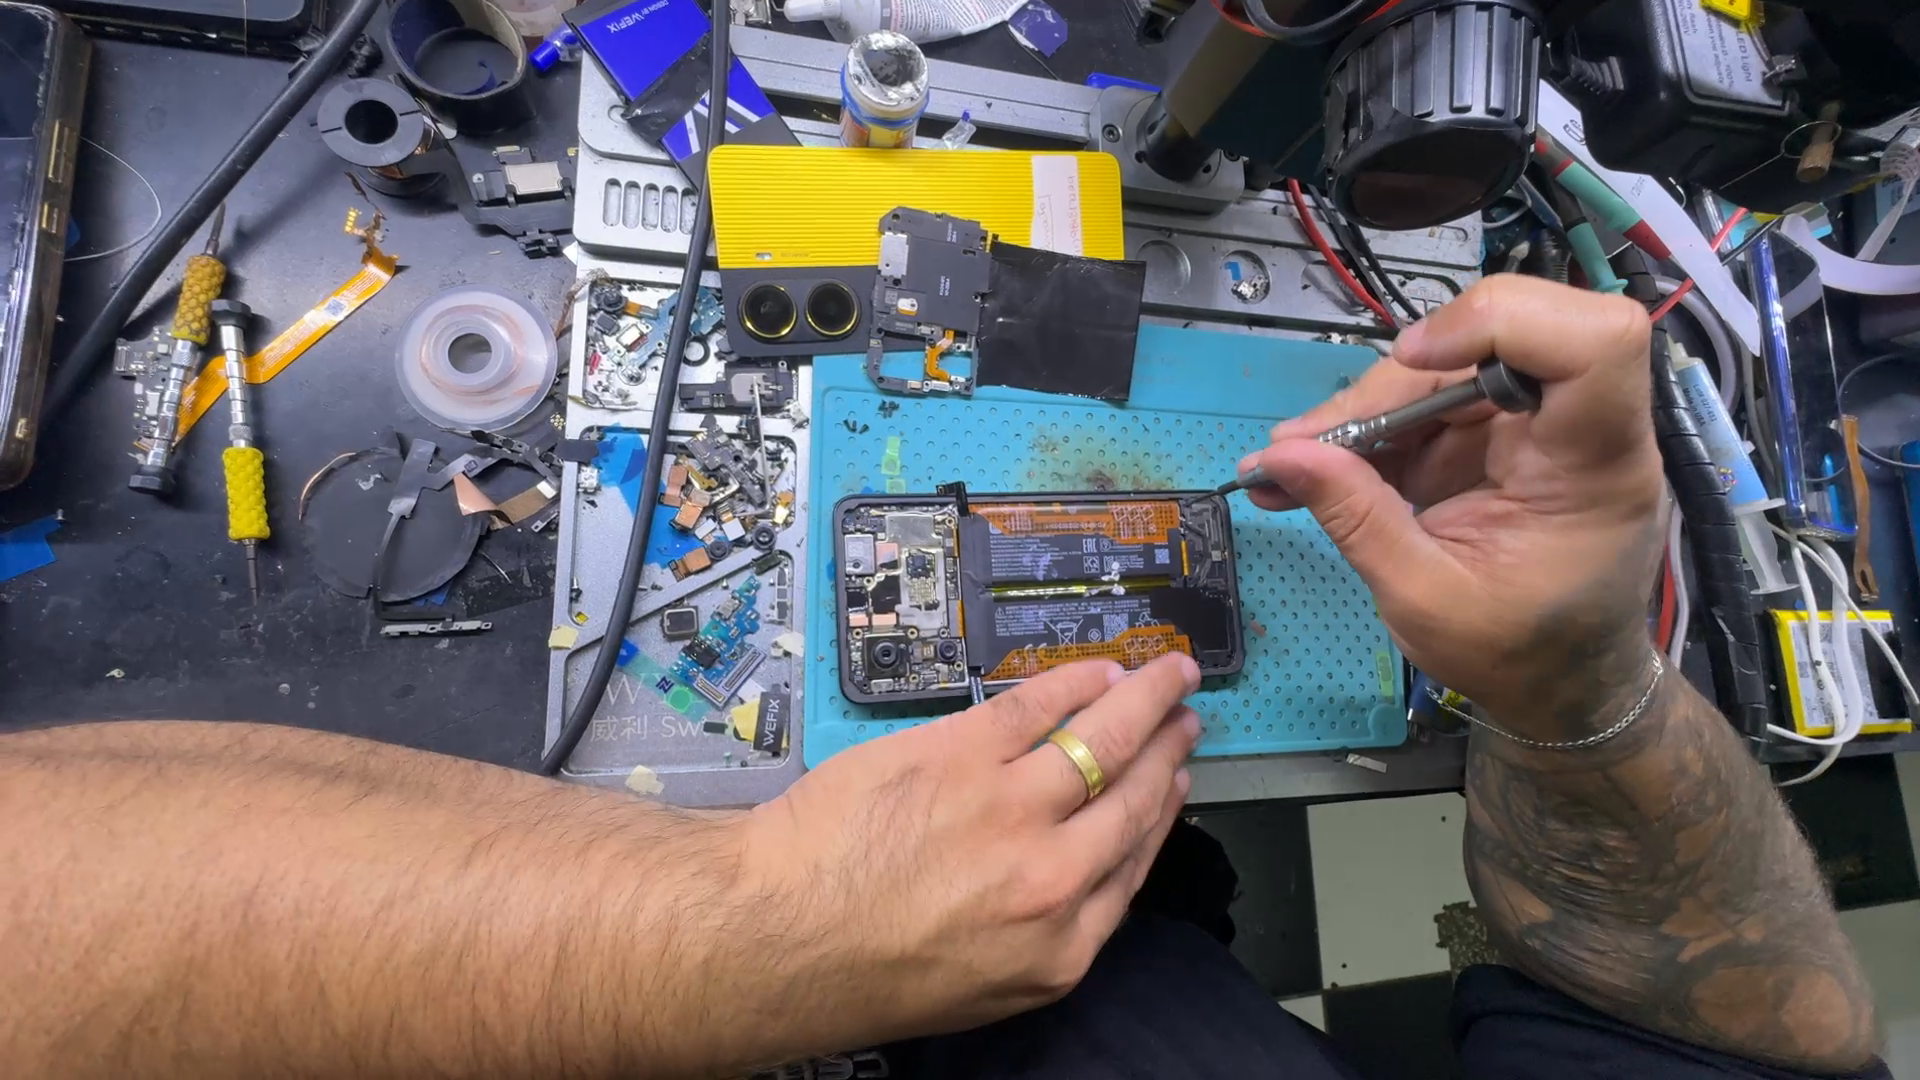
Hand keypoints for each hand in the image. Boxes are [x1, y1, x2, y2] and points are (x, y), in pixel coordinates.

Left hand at [736, 654, 1200, 1058]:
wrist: (779, 934)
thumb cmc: (865, 965)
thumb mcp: (980, 980)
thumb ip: (1043, 926)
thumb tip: (1078, 862)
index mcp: (1059, 941)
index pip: (1136, 859)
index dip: (1164, 809)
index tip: (1177, 779)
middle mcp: (1050, 873)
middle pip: (1133, 794)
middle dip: (1171, 748)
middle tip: (1188, 717)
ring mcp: (1010, 805)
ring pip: (1101, 738)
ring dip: (1143, 699)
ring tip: (1166, 676)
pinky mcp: (963, 753)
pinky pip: (1036, 705)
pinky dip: (1074, 681)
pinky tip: (1098, 669)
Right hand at [1238, 275, 1664, 738]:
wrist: (1555, 685)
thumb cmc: (1512, 652)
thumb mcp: (1420, 595)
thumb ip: (1354, 517)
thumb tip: (1276, 456)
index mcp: (1589, 467)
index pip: (1589, 345)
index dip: (1499, 323)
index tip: (1407, 359)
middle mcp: (1568, 429)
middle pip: (1484, 352)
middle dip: (1380, 393)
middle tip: (1299, 446)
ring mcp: (1525, 433)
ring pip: (1437, 378)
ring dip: (1353, 418)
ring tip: (1281, 469)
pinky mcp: (1486, 445)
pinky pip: (1416, 415)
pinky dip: (1357, 439)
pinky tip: (1305, 472)